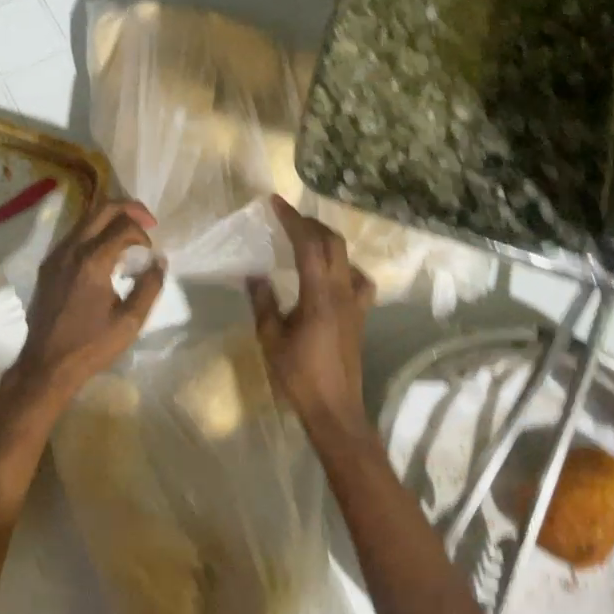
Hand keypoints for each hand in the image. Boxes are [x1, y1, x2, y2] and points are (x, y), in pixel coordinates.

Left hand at [8, 200, 165, 402]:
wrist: (46, 363)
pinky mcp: (47, 265)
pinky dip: (93, 232)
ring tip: (128, 235)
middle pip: (100, 208)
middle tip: (147, 221)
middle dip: (127, 208)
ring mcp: (55, 255)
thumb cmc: (91, 345)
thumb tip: (159, 261)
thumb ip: (149, 287)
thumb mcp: (130, 322)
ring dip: (109, 219)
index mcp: (92, 261)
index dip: (142, 232)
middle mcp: (71, 249)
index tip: (150, 251)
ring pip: (84, 219)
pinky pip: (73, 235)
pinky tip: (105, 252)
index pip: (122, 226)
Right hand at [248, 195, 376, 438]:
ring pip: (347, 258)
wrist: (335, 410)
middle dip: (310, 224)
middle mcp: (342, 293)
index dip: (292, 220)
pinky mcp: (359, 316)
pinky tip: (331, 275)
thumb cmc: (298, 375)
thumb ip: (262, 301)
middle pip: (333, 243)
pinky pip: (358, 280)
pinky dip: (343, 267)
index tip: (275, 203)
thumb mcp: (270, 337)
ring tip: (305, 240)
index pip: (308, 245)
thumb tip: (254, 274)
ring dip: (326, 241)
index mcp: (319, 295)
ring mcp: (355, 304)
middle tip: (287, 217)